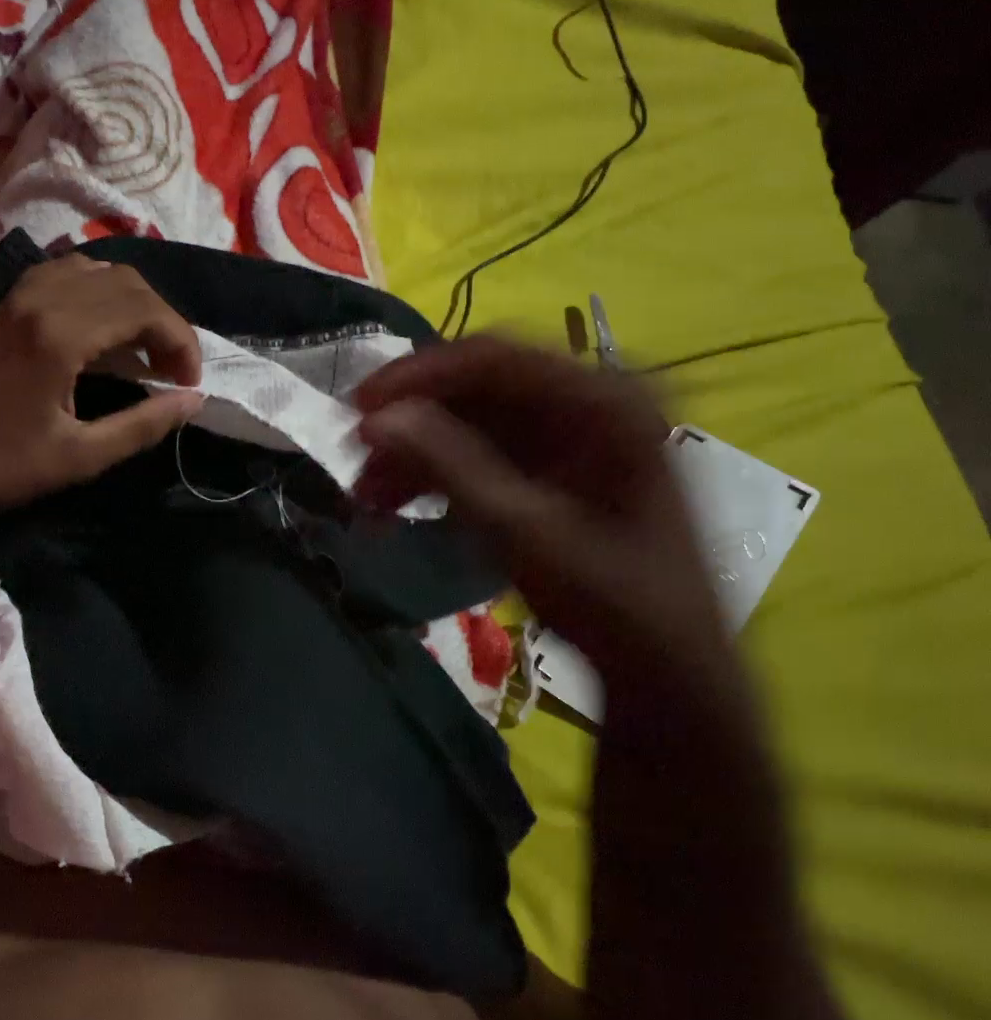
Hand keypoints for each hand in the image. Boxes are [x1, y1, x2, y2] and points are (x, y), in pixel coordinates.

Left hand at [0, 254, 204, 524]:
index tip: (189, 382)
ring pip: (95, 270)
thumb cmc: (0, 469)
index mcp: (60, 334)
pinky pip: (61, 274)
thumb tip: (193, 401)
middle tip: (171, 370)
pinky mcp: (2, 305)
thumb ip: (141, 426)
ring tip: (140, 349)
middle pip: (126, 282)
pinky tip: (99, 329)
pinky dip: (95, 291)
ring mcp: (16, 296)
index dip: (180, 341)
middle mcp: (40, 299)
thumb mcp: (79, 457)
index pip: (145, 310)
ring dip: (130, 301)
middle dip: (162, 321)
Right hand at [351, 337, 730, 678]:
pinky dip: (430, 476)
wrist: (664, 661)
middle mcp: (586, 402)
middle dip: (408, 423)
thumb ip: (450, 467)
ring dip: (411, 454)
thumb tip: (375, 420)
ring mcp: (566, 435)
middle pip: (475, 389)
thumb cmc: (614, 597)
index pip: (494, 358)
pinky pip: (473, 453)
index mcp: (604, 399)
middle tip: (355, 460)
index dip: (418, 376)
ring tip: (365, 498)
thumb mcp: (526, 531)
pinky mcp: (546, 467)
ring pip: (465, 422)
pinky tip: (392, 508)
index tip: (356, 409)